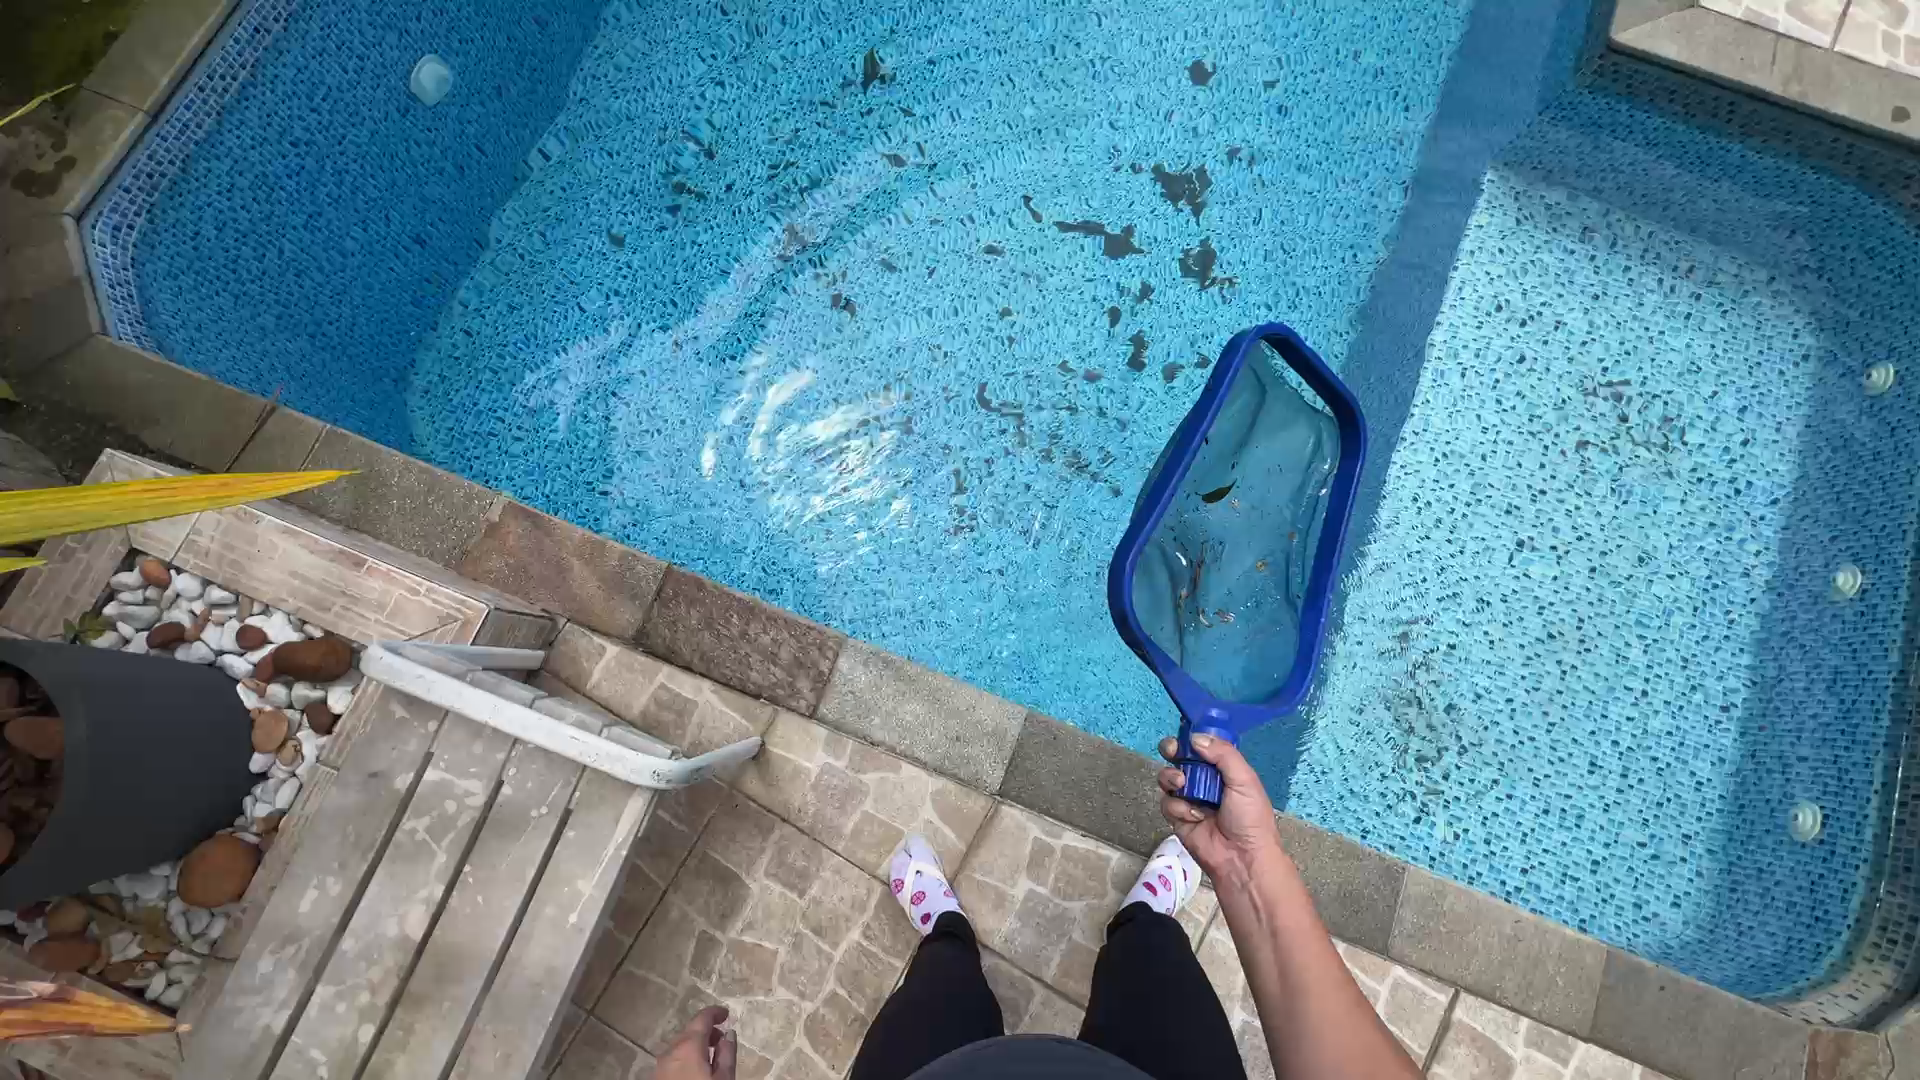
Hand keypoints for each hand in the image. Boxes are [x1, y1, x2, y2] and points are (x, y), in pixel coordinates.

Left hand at [655, 1005, 736, 1079]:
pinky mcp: (655, 1076)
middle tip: (720, 1038)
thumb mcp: (723, 1077)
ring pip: (680, 1045)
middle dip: (706, 1030)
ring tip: (708, 1056)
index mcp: (689, 1045)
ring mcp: (660, 1064)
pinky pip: (672, 1058)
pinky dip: (684, 1056)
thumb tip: (728, 1034)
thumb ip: (727, 1052)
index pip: (703, 1017)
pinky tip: (693, 1068)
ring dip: (695, 1044)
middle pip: (690, 1031)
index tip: (727, 1015)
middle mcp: (671, 1050)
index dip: (716, 1012)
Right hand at [1158, 733, 1285, 886]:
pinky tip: (1193, 816)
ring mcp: (1189, 797)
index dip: (1193, 738)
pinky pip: (1167, 802)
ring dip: (1172, 777)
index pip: (1203, 746)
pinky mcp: (1177, 816)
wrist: (1241, 858)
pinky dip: (1178, 806)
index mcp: (1222, 769)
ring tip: (1181, 783)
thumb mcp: (1244, 780)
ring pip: (1168, 776)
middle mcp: (1203, 780)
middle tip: (1172, 750)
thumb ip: (1223, 754)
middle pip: (1179, 756)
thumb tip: (1195, 737)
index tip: (1186, 733)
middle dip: (1172, 750)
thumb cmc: (1249, 817)